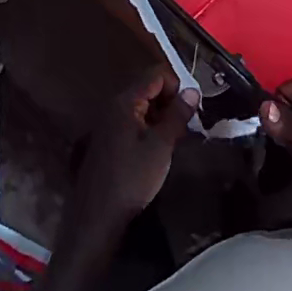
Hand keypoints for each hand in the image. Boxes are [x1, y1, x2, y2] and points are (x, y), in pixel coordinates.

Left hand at [71, 68, 198, 236]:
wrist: (99, 215)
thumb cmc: (133, 178)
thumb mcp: (162, 146)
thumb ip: (177, 115)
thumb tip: (192, 91)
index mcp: (125, 102)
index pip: (155, 75)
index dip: (176, 86)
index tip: (190, 109)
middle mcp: (113, 106)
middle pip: (147, 88)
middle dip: (170, 101)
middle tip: (186, 125)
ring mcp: (107, 123)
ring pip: (141, 106)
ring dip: (160, 116)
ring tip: (175, 138)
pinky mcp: (106, 139)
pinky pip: (132, 122)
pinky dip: (148, 127)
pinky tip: (158, 148)